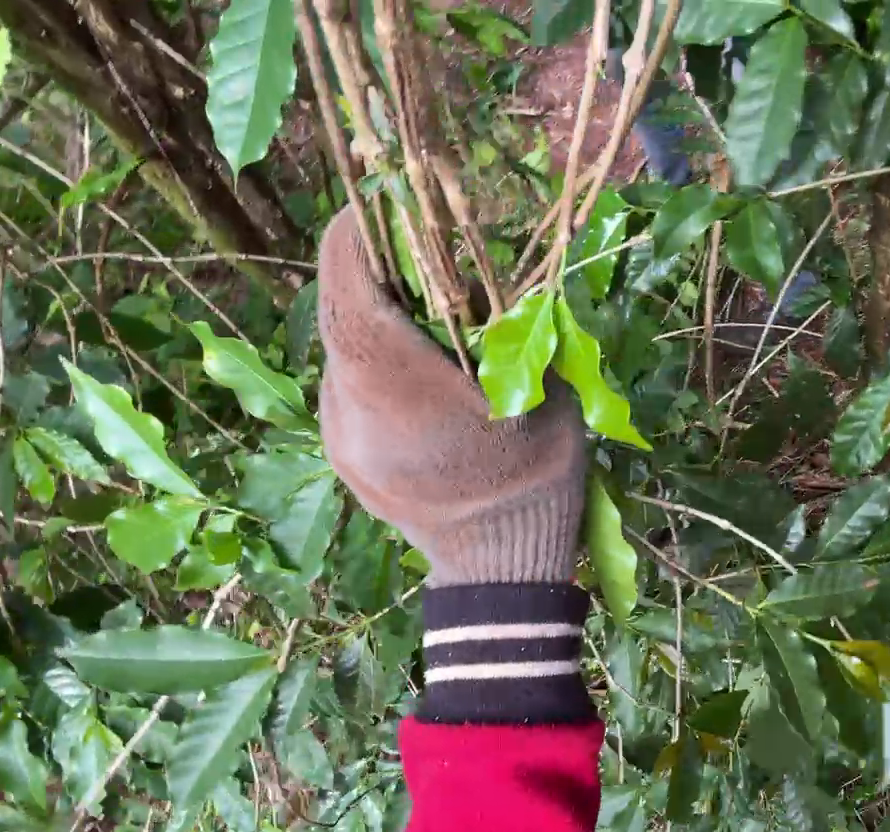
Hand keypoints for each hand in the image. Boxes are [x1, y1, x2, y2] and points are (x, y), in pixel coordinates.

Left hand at [317, 208, 586, 584]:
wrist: (501, 571)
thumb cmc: (536, 485)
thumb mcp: (550, 402)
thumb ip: (516, 337)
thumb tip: (497, 283)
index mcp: (403, 392)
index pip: (352, 288)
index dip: (359, 235)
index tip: (381, 203)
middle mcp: (351, 411)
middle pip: (342, 316)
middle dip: (375, 276)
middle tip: (418, 257)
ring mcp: (339, 437)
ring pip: (342, 353)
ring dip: (377, 324)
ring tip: (425, 325)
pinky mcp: (341, 455)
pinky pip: (348, 387)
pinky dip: (376, 365)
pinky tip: (419, 381)